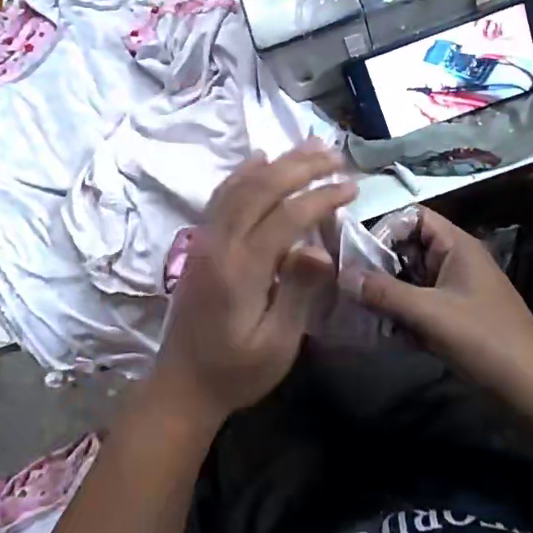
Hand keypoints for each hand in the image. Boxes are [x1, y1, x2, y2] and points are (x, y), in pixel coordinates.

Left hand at [151, 142, 355, 426]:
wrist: (181, 386)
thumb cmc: (236, 371)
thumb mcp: (277, 344)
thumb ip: (298, 293)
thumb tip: (321, 251)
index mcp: (240, 270)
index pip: (285, 216)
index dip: (320, 197)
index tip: (352, 189)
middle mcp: (219, 244)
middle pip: (261, 188)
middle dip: (301, 166)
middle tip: (336, 155)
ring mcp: (205, 239)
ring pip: (241, 185)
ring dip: (278, 162)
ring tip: (311, 147)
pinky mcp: (201, 242)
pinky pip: (223, 195)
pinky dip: (245, 172)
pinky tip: (262, 159)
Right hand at [360, 207, 532, 410]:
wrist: (531, 385)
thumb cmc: (484, 339)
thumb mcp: (430, 313)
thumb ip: (385, 292)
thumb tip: (343, 275)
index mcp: (457, 245)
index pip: (414, 217)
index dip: (385, 229)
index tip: (358, 256)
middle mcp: (456, 259)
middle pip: (409, 248)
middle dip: (380, 264)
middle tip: (350, 286)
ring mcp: (456, 288)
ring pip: (412, 278)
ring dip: (388, 292)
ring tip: (359, 309)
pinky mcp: (455, 315)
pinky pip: (420, 303)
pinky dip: (402, 312)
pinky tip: (382, 331)